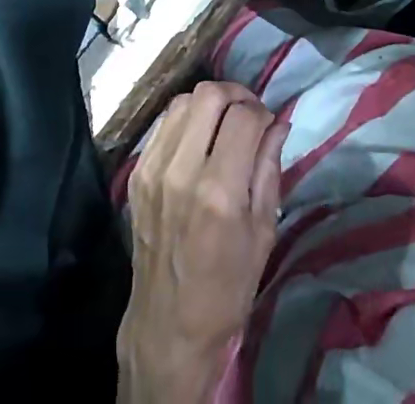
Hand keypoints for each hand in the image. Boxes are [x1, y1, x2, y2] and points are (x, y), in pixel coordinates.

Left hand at [118, 82, 286, 403]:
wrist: (169, 320)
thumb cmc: (229, 286)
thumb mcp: (263, 232)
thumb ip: (269, 169)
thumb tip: (277, 123)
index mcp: (219, 191)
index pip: (243, 117)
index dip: (262, 111)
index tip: (270, 121)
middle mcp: (180, 170)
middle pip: (207, 96)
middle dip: (235, 94)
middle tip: (249, 112)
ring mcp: (152, 168)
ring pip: (181, 102)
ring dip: (208, 103)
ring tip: (225, 122)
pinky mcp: (136, 172)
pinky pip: (162, 125)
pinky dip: (185, 120)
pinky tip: (199, 138)